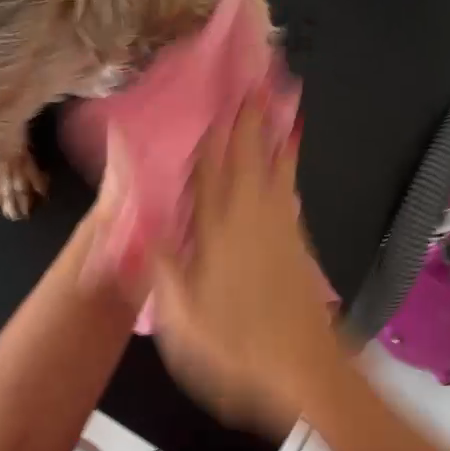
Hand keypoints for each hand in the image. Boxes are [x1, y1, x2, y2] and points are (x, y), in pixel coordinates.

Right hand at [149, 97, 339, 432]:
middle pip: (247, 157)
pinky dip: (288, 162)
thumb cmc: (238, 349)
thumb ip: (163, 269)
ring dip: (271, 131)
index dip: (211, 133)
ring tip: (276, 97)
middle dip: (248, 117)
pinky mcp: (299, 241)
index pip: (209, 172)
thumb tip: (141, 224)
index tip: (213, 97)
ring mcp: (279, 228)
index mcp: (217, 233)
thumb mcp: (183, 320)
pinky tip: (287, 152)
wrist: (308, 371)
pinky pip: (289, 188)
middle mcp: (250, 219)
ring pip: (273, 166)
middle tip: (253, 78)